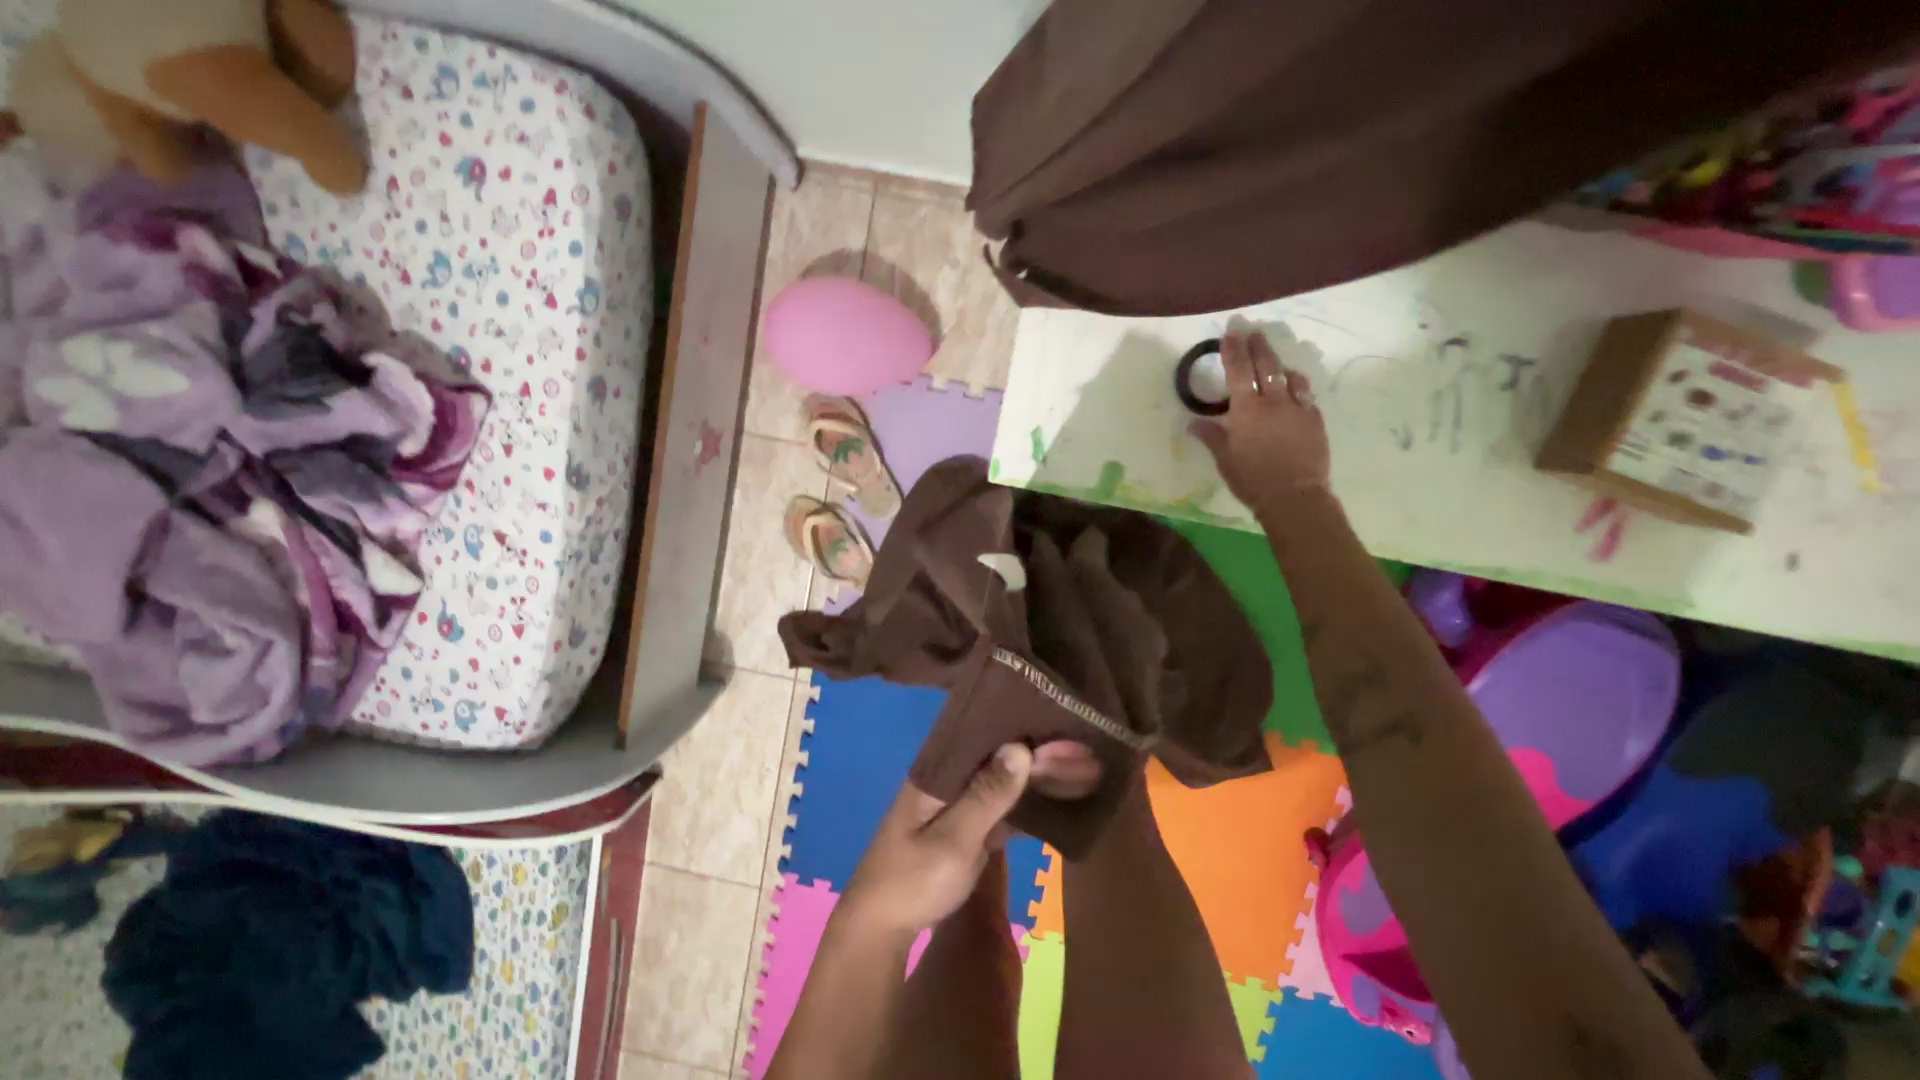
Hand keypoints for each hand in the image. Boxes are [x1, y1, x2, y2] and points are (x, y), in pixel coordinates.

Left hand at [838, 742, 1100, 938]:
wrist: (880, 931)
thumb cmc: (912, 881)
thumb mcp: (953, 839)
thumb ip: (986, 795)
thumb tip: (1020, 746)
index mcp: (936, 774)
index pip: (983, 735)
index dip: (1021, 727)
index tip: (1061, 721)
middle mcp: (947, 783)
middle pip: (998, 759)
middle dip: (1038, 754)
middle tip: (1085, 749)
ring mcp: (957, 809)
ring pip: (1004, 785)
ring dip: (1037, 779)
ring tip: (1083, 767)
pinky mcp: (966, 834)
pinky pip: (1002, 812)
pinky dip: (1028, 808)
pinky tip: (1059, 803)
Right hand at [1188, 327, 1330, 515]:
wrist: (1295, 497)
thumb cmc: (1253, 480)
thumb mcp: (1225, 460)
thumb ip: (1211, 436)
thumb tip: (1193, 422)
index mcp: (1247, 410)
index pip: (1239, 370)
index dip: (1233, 349)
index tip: (1231, 331)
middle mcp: (1274, 402)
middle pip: (1267, 365)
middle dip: (1258, 345)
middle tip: (1253, 331)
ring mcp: (1298, 409)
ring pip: (1291, 377)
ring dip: (1281, 365)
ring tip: (1275, 361)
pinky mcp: (1315, 420)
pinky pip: (1306, 395)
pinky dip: (1297, 387)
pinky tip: (1295, 390)